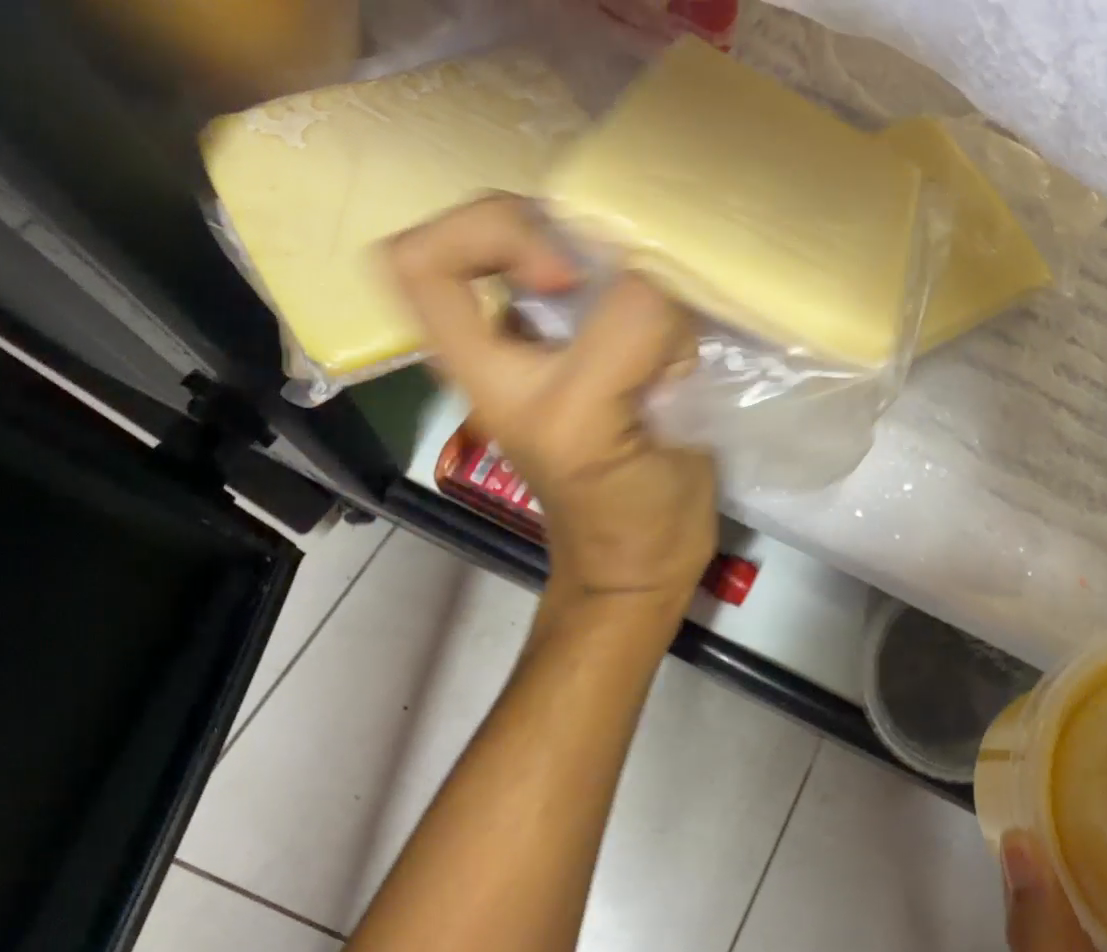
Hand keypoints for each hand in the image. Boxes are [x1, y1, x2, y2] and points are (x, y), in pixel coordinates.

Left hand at [387, 193, 717, 601]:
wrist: (649, 563)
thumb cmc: (618, 513)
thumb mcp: (596, 423)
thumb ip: (623, 335)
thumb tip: (661, 277)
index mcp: (485, 362)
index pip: (425, 258)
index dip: (488, 235)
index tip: (562, 277)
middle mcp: (516, 342)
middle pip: (508, 232)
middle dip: (573, 239)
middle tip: (624, 272)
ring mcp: (569, 348)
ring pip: (577, 257)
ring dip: (625, 270)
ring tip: (662, 315)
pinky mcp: (620, 360)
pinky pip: (630, 295)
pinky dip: (658, 298)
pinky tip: (680, 338)